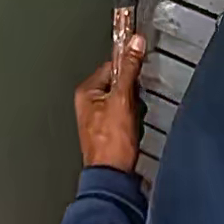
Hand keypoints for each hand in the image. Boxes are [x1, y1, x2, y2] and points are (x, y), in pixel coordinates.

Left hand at [73, 34, 146, 171]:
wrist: (114, 179)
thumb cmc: (112, 144)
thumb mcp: (123, 98)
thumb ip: (130, 68)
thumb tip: (135, 43)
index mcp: (87, 92)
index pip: (112, 65)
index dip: (128, 73)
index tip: (137, 80)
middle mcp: (89, 104)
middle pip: (120, 84)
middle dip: (132, 95)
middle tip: (132, 107)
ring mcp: (97, 119)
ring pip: (125, 101)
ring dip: (134, 110)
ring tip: (132, 123)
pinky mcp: (108, 132)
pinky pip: (125, 117)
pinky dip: (132, 122)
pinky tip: (132, 132)